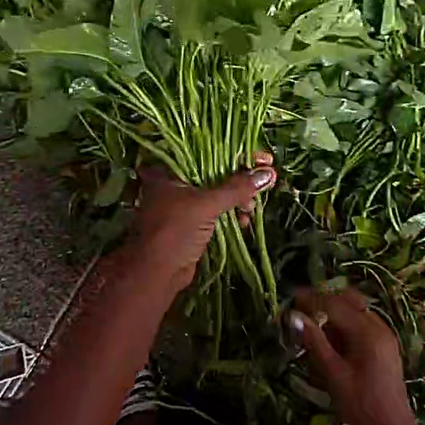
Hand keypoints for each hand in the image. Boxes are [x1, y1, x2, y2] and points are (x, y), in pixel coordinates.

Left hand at [129, 151, 275, 289]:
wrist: (156, 273)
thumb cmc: (174, 231)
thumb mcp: (206, 205)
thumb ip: (236, 188)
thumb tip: (268, 174)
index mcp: (171, 168)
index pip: (211, 151)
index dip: (239, 154)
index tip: (264, 160)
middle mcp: (176, 181)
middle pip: (217, 172)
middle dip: (242, 179)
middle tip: (265, 183)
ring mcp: (183, 202)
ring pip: (219, 192)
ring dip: (239, 198)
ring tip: (252, 208)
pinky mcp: (191, 221)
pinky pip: (216, 210)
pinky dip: (231, 212)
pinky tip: (244, 220)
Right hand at [290, 287, 422, 424]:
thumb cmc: (361, 407)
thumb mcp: (333, 375)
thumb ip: (314, 342)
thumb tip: (294, 316)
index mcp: (367, 331)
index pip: (334, 304)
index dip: (310, 300)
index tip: (289, 300)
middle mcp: (379, 327)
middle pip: (348, 300)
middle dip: (323, 301)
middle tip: (300, 311)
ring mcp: (384, 336)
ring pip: (356, 311)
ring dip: (334, 313)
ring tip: (311, 327)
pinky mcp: (384, 347)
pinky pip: (362, 325)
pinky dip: (344, 326)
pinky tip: (330, 341)